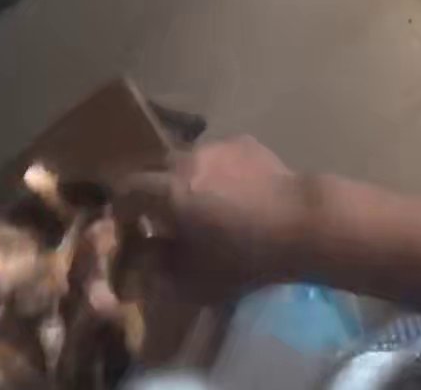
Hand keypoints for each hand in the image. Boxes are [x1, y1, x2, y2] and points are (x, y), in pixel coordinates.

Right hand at [116, 137, 315, 300]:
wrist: (299, 219)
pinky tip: (231, 189)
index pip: (127, 190)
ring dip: (185, 177)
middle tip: (163, 217)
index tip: (127, 227)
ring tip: (201, 202)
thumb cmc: (243, 256)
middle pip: (156, 169)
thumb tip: (142, 252)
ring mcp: (219, 144)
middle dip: (152, 191)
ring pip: (187, 158)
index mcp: (170, 190)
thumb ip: (156, 266)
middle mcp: (189, 158)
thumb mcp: (191, 279)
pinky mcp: (245, 141)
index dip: (121, 209)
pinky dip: (213, 169)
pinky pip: (216, 153)